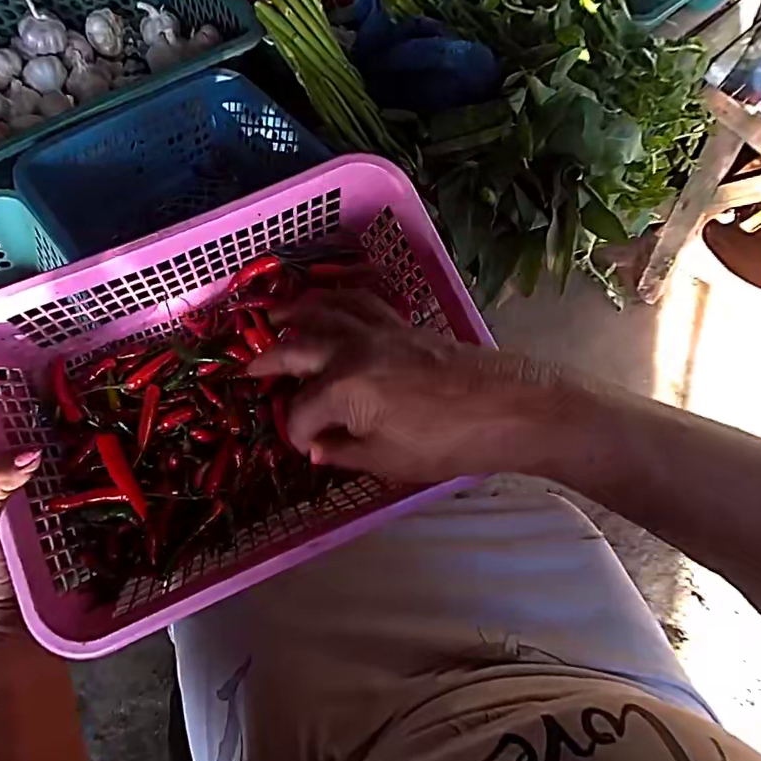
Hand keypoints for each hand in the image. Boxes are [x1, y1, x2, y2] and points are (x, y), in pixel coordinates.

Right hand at [246, 290, 583, 482]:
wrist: (514, 409)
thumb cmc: (447, 442)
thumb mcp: (387, 460)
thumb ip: (342, 451)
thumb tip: (315, 447)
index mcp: (343, 388)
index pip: (302, 412)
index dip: (297, 433)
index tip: (306, 447)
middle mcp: (350, 349)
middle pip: (295, 349)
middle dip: (267, 362)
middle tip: (247, 369)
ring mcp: (376, 331)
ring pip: (324, 311)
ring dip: (294, 312)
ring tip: (273, 315)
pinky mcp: (400, 324)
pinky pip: (359, 302)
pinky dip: (336, 300)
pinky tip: (329, 304)